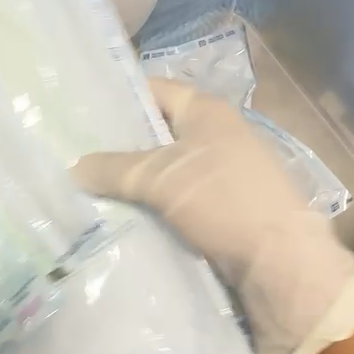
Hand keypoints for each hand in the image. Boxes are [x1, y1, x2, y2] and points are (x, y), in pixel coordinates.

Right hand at [73, 79, 353, 353]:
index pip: (154, 90)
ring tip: (87, 194)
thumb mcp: (159, 177)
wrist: (281, 263)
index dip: (119, 98)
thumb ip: (113, 168)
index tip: (79, 113)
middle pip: (158, 134)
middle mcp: (217, 136)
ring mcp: (223, 176)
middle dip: (119, 148)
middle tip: (72, 159)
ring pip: (166, 173)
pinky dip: (154, 210)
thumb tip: (76, 168)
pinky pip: (178, 203)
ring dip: (134, 185)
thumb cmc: (222, 200)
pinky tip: (121, 223)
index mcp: (207, 111)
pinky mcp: (225, 212)